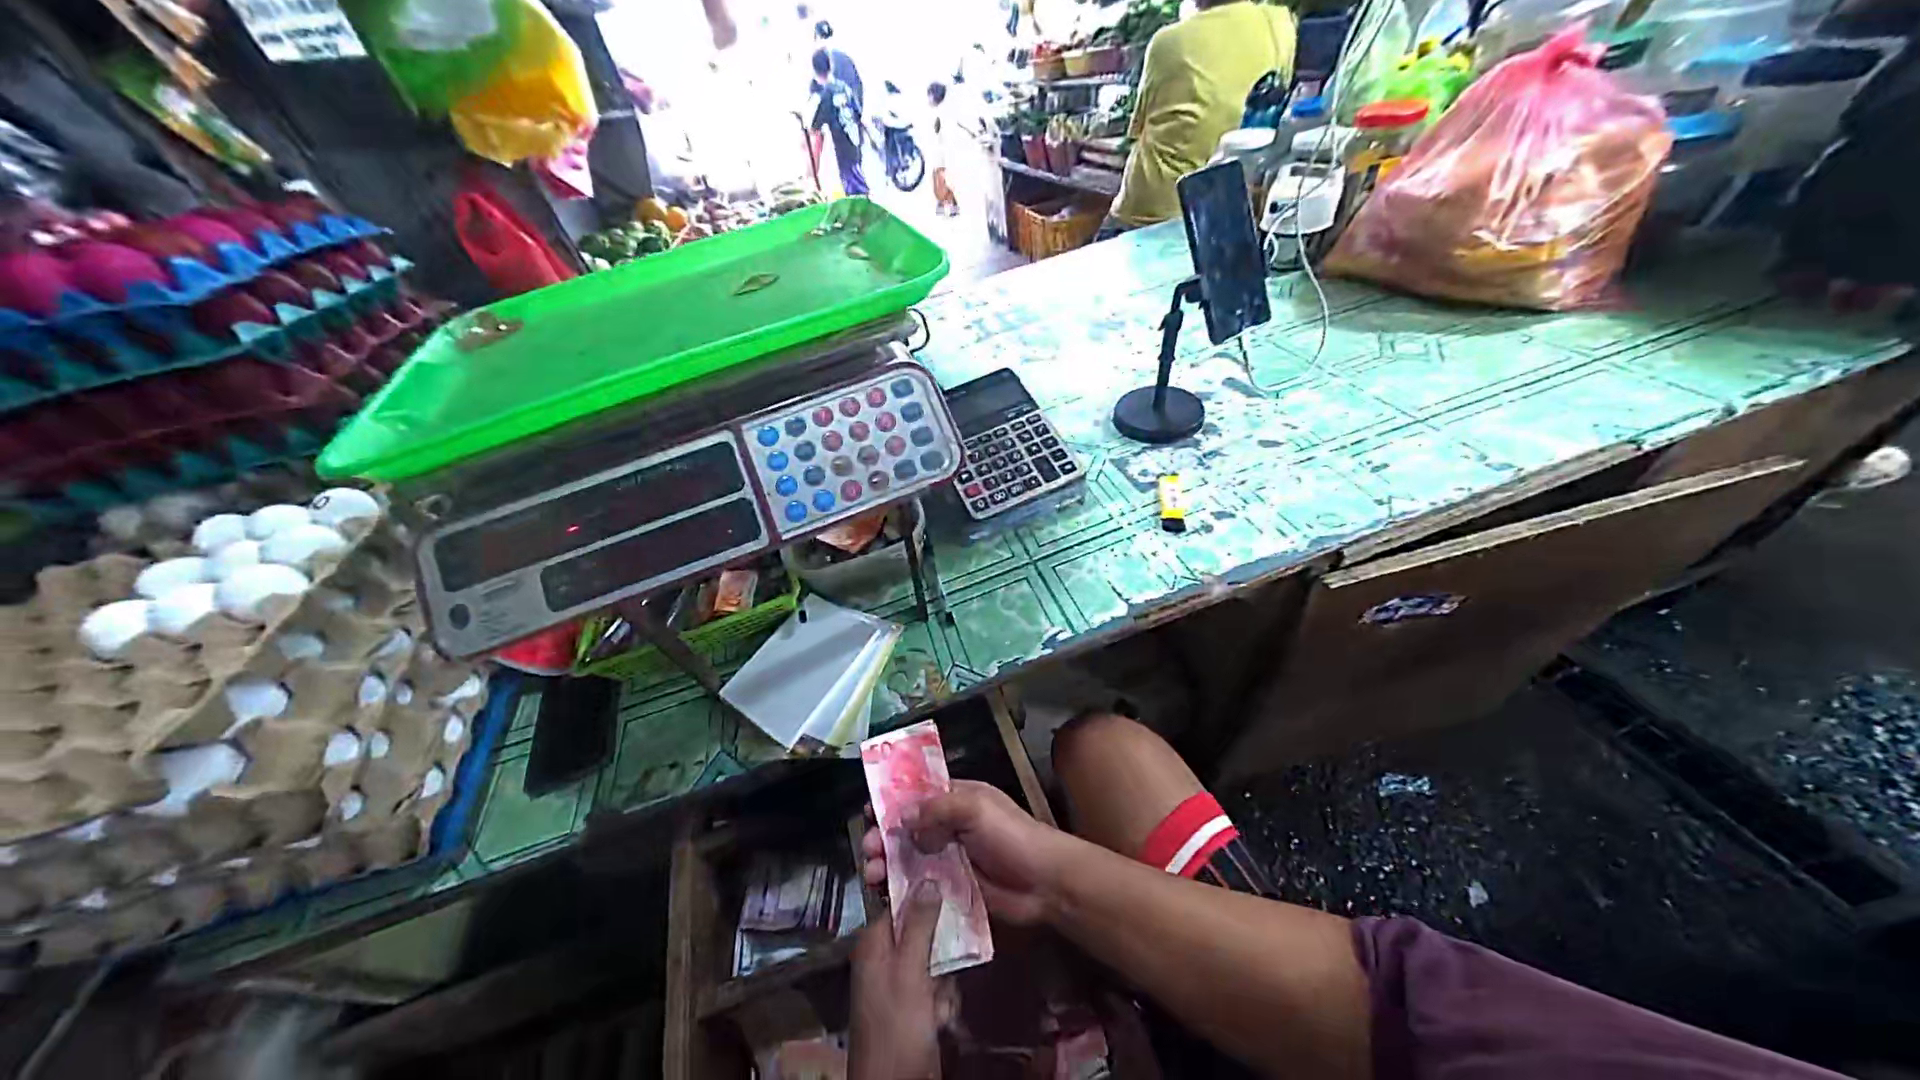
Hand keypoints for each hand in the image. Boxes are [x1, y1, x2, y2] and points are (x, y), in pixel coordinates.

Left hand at [850, 881, 946, 1079]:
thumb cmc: (896, 1027)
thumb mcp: (910, 971)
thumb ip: (920, 924)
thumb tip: (929, 877)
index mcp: (874, 944)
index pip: (900, 902)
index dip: (924, 892)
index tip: (951, 884)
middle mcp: (884, 959)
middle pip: (921, 930)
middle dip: (940, 946)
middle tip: (948, 960)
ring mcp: (899, 984)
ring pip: (934, 959)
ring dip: (944, 978)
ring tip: (940, 1002)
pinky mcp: (914, 1007)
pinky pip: (936, 987)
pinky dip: (943, 1000)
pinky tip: (941, 1018)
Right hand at [861, 780, 1073, 924]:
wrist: (1044, 883)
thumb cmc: (1012, 836)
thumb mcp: (976, 809)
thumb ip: (938, 808)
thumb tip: (902, 814)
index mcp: (958, 798)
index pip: (919, 793)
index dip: (893, 799)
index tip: (869, 810)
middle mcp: (950, 825)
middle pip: (908, 826)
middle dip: (884, 835)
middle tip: (868, 847)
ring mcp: (950, 857)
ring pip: (909, 856)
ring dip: (887, 861)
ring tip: (873, 873)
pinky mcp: (951, 886)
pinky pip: (920, 883)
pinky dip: (900, 886)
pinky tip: (884, 893)